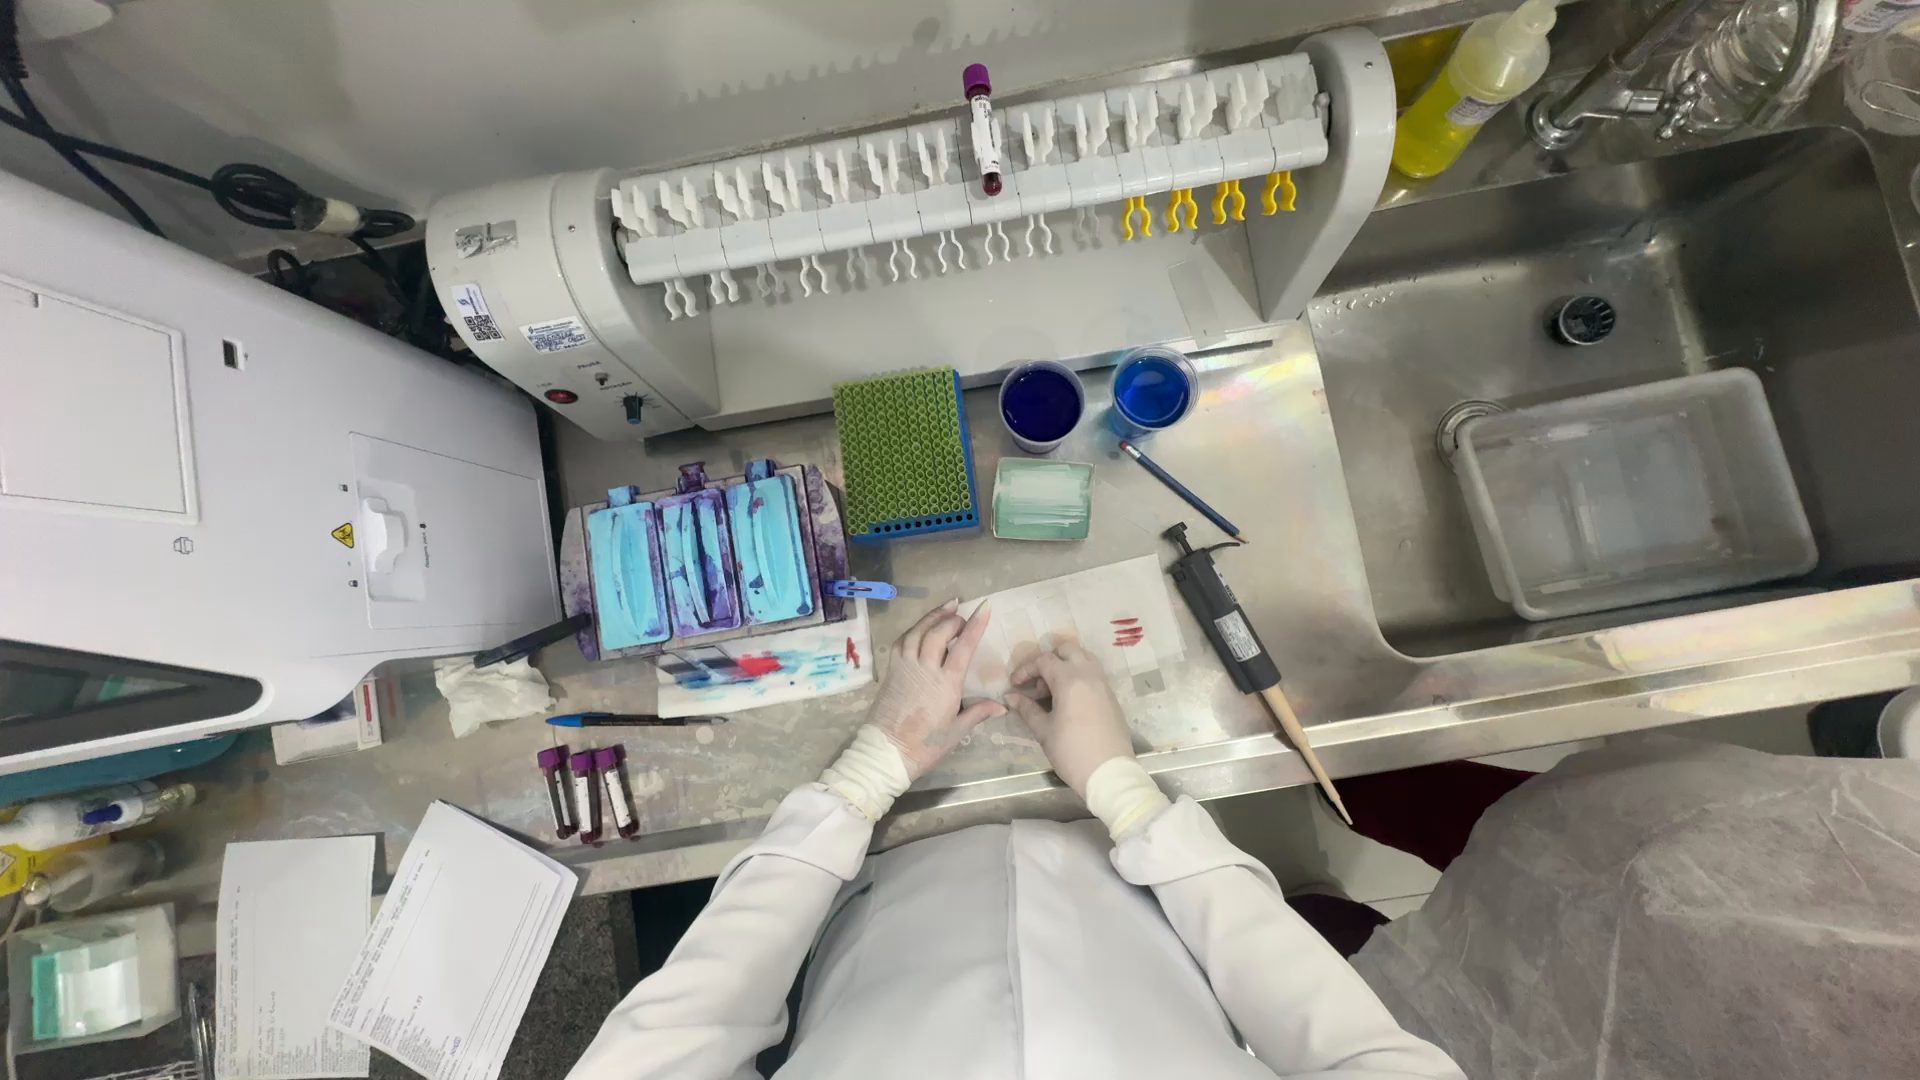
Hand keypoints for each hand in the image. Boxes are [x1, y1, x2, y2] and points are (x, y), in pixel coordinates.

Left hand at [868, 599, 1005, 778]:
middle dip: (953, 619)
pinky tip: (921, 627)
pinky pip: (902, 641)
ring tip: (947, 607)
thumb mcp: (957, 732)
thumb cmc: (925, 745)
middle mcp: (925, 668)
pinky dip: (914, 629)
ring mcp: (905, 666)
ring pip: (918, 631)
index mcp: (946, 683)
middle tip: (963, 615)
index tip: (984, 607)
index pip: (964, 646)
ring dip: (933, 617)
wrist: (887, 753)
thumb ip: (979, 712)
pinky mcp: (892, 670)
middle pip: (939, 632)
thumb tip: (1003, 706)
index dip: (975, 625)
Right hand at [1003, 642, 1134, 796]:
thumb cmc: (1072, 752)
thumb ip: (1027, 709)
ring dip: (1066, 665)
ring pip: (1084, 658)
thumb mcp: (1044, 731)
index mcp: (1070, 680)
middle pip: (1067, 650)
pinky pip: (1093, 673)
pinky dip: (1079, 676)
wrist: (1110, 773)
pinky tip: (1069, 700)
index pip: (1044, 661)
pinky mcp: (1111, 696)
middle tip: (1037, 683)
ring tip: (1053, 690)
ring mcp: (1103, 684)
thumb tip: (1010, 697)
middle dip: (1049, 660)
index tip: (1015, 685)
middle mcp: (1089, 674)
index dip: (1025, 670)